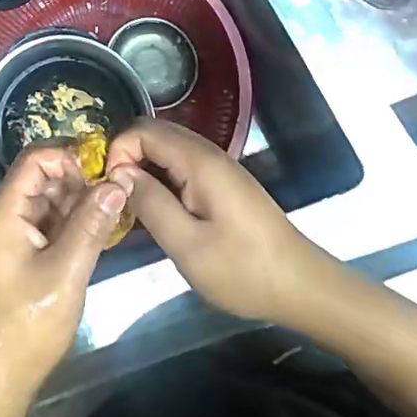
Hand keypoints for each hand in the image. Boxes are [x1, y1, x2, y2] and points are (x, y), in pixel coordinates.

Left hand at [0, 144, 133, 399]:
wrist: (5, 374)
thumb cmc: (29, 322)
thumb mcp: (66, 272)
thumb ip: (91, 225)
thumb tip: (116, 183)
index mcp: (7, 212)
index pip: (34, 160)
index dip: (66, 155)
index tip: (103, 165)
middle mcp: (9, 216)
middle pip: (42, 176)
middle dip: (79, 176)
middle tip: (117, 186)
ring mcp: (19, 235)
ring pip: (51, 199)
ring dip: (81, 198)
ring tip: (117, 205)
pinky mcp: (30, 253)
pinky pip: (54, 222)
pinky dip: (77, 220)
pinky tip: (105, 227)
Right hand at [105, 120, 354, 329]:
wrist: (303, 288)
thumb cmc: (244, 270)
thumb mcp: (187, 244)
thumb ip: (149, 202)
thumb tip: (117, 174)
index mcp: (198, 161)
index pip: (142, 129)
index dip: (118, 151)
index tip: (112, 189)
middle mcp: (208, 153)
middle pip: (153, 133)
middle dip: (126, 157)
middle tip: (116, 196)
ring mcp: (218, 166)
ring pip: (166, 148)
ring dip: (142, 168)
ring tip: (132, 205)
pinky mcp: (222, 182)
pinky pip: (180, 163)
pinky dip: (160, 176)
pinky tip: (159, 209)